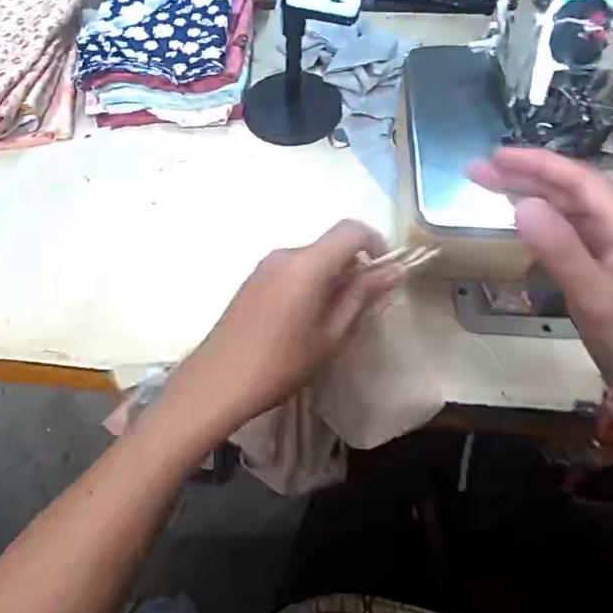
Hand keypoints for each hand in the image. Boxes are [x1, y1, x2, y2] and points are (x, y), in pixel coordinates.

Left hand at [153, 220, 403, 452]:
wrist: (217, 382)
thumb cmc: (281, 364)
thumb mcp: (331, 335)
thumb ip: (363, 296)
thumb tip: (395, 269)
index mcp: (307, 264)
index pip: (351, 230)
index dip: (376, 243)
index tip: (385, 273)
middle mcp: (284, 254)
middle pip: (331, 245)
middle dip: (354, 267)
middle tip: (361, 309)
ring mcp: (264, 266)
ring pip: (312, 259)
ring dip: (331, 278)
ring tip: (331, 322)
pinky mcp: (252, 280)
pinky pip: (292, 270)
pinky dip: (309, 284)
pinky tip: (303, 321)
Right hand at [469, 148, 612, 459]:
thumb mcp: (595, 297)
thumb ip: (559, 249)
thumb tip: (521, 205)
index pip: (581, 182)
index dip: (537, 165)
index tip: (494, 157)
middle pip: (574, 193)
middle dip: (528, 177)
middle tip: (479, 172)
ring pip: (572, 214)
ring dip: (533, 198)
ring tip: (491, 190)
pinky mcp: (609, 272)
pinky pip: (573, 237)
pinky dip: (544, 226)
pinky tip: (522, 227)